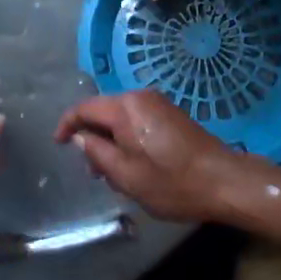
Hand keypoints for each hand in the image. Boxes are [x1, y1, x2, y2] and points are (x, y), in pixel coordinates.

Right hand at [54, 90, 252, 221]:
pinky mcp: (172, 115)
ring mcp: (160, 104)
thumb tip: (80, 137)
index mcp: (127, 107)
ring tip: (114, 176)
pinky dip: (129, 140)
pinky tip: (134, 167)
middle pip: (104, 110)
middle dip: (92, 138)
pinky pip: (139, 122)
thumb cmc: (171, 182)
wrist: (222, 180)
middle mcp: (142, 97)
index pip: (85, 107)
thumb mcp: (125, 175)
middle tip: (92, 172)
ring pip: (122, 118)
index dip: (67, 125)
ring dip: (111, 142)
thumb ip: (97, 153)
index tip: (57, 145)